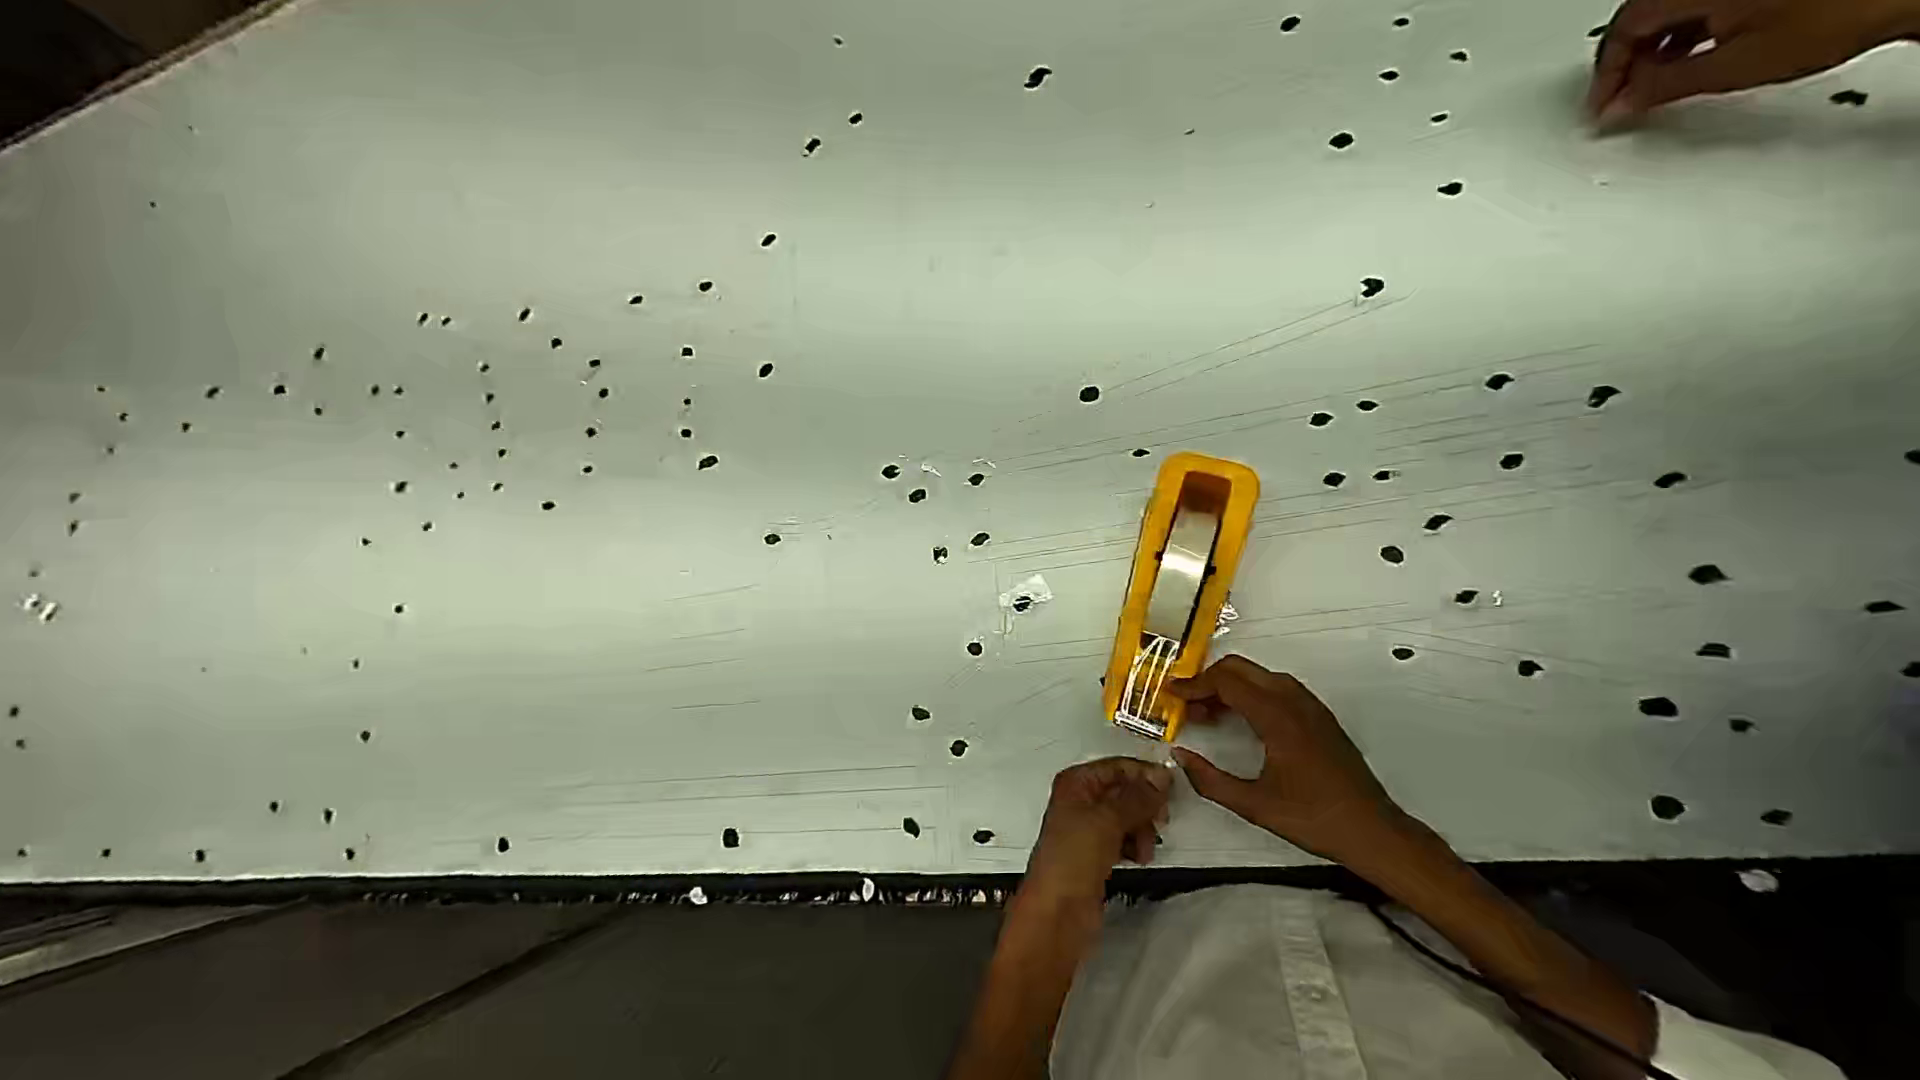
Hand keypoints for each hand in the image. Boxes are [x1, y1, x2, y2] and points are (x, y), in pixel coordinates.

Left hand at [1024, 757, 1170, 902]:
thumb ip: (1137, 797)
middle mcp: (1080, 801)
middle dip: (1144, 805)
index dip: (1143, 774)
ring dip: (1141, 828)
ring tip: (1143, 846)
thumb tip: (1159, 777)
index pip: (1116, 766)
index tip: (1169, 785)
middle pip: (1124, 791)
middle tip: (1159, 818)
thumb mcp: (1107, 820)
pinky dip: (1134, 845)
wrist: (1057, 913)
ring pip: (1127, 816)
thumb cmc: (1069, 861)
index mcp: (1076, 783)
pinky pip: (1124, 838)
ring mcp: (1088, 828)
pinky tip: (1137, 856)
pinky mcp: (1096, 853)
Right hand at [1168, 656, 1407, 866]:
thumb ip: (1210, 780)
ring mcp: (1310, 707)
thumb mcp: (1254, 805)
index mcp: (1278, 718)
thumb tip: (1181, 757)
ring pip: (1260, 675)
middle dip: (1208, 680)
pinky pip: (1277, 687)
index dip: (1193, 685)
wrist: (1374, 832)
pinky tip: (1241, 719)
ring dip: (1230, 685)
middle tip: (1186, 703)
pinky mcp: (1319, 717)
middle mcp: (1295, 703)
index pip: (1226, 683)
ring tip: (1208, 712)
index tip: (1171, 694)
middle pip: (1241, 669)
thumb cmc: (1315, 819)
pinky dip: (1251, 692)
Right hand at [1588, 0, 1919, 123]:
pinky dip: (1693, 27)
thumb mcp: (1730, 67)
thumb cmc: (1844, 10)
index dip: (1607, 74)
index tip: (1603, 103)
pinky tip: (1701, 51)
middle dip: (1629, 59)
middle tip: (1624, 95)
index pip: (1622, 30)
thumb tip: (1622, 102)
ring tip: (1663, 79)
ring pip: (1673, 6)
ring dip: (1660, 44)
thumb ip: (1662, 87)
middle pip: (1643, 14)